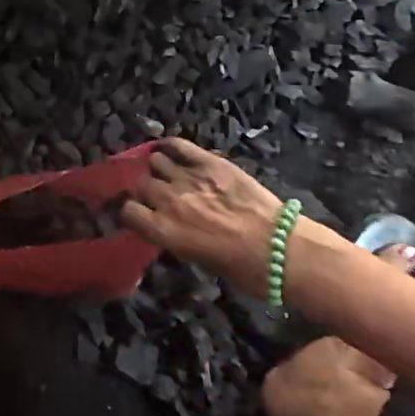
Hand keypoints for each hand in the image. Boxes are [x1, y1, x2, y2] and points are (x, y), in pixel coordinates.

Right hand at [121, 139, 283, 295]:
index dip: (130, 212)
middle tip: (156, 195)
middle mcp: (169, 201)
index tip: (137, 214)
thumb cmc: (245, 270)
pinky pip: (178, 145)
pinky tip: (168, 150)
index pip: (127, 211)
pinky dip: (168, 146)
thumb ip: (173, 236)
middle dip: (144, 189)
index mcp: (164, 230)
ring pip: (155, 162)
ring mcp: (188, 178)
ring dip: (158, 170)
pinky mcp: (209, 163)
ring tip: (167, 174)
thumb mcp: (198, 259)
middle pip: (140, 184)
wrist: (287, 251)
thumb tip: (163, 223)